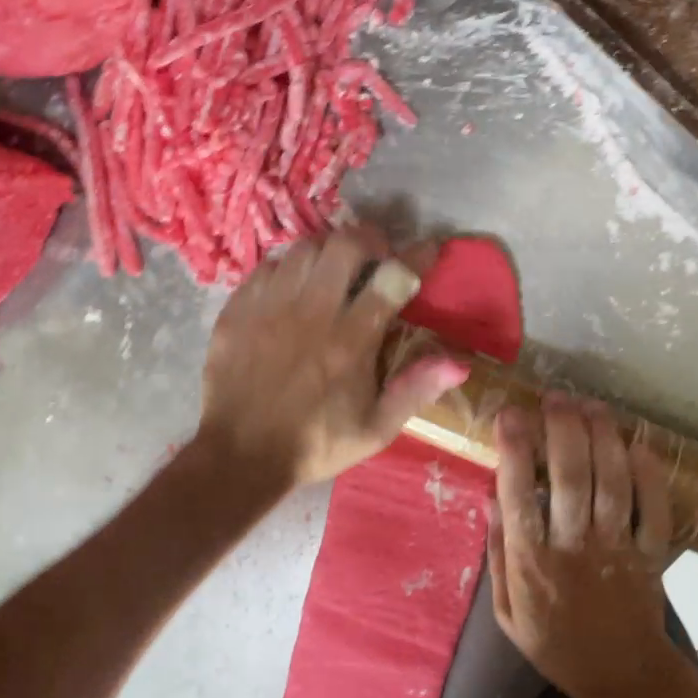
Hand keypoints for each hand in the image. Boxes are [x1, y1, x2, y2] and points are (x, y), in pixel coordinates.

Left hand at [197, 227, 470, 486]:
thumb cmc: (315, 444)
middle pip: (346, 245)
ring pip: (305, 248)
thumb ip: (416, 390)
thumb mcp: (375, 430)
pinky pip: (268, 265)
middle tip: (376, 256)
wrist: (240, 456)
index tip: (428, 249)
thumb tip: (458, 362)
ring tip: (335, 267)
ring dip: (328, 250)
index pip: (393, 278)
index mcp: (351, 341)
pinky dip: (289, 266)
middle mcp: (312, 312)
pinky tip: (295, 284)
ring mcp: (271, 306)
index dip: (417, 256)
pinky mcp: (238, 308)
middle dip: (369, 240)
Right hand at [486, 395, 682, 697]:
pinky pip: (653, 509)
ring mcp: (617, 549)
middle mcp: (574, 548)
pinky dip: (649, 474)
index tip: (509, 414)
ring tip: (592, 406)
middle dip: (563, 430)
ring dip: (603, 439)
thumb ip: (499, 554)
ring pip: (612, 484)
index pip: (517, 496)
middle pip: (570, 478)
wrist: (619, 675)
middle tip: (557, 398)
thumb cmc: (554, 641)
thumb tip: (491, 497)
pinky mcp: (651, 553)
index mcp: (532, 563)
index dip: (513, 450)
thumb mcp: (506, 611)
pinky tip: (638, 443)